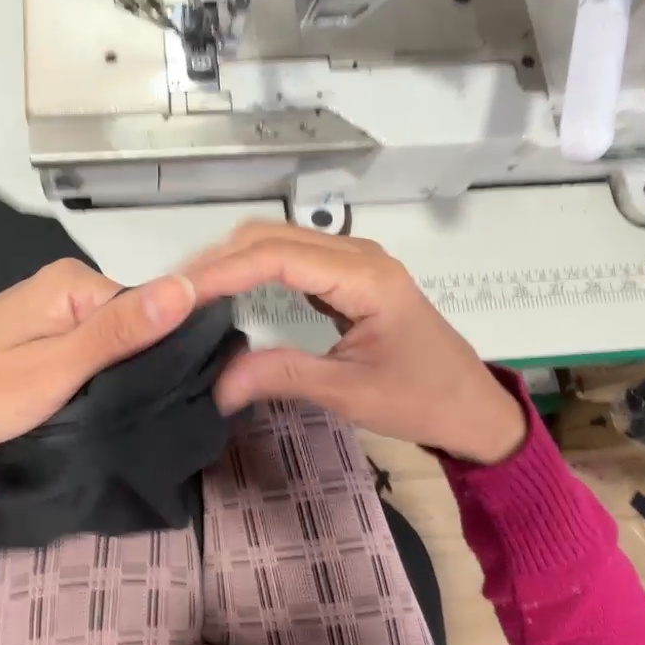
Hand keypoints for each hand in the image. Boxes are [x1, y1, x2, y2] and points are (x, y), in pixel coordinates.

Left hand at [0, 259, 197, 535]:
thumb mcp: (53, 371)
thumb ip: (120, 333)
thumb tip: (188, 288)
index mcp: (74, 283)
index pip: (154, 309)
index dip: (169, 353)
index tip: (177, 399)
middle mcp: (66, 286)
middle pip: (135, 323)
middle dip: (143, 366)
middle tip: (142, 415)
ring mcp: (50, 310)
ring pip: (112, 341)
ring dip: (119, 375)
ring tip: (122, 415)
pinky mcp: (39, 334)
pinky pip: (87, 350)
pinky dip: (96, 377)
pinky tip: (97, 404)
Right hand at [183, 223, 526, 464]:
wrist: (472, 407)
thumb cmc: (421, 399)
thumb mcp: (350, 392)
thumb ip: (282, 377)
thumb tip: (217, 385)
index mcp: (364, 276)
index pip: (277, 256)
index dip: (223, 271)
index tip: (178, 293)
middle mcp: (358, 255)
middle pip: (272, 237)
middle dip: (219, 261)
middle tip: (172, 295)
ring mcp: (354, 263)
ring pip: (279, 242)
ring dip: (233, 261)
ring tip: (191, 294)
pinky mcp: (348, 278)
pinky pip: (293, 259)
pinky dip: (254, 270)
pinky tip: (229, 294)